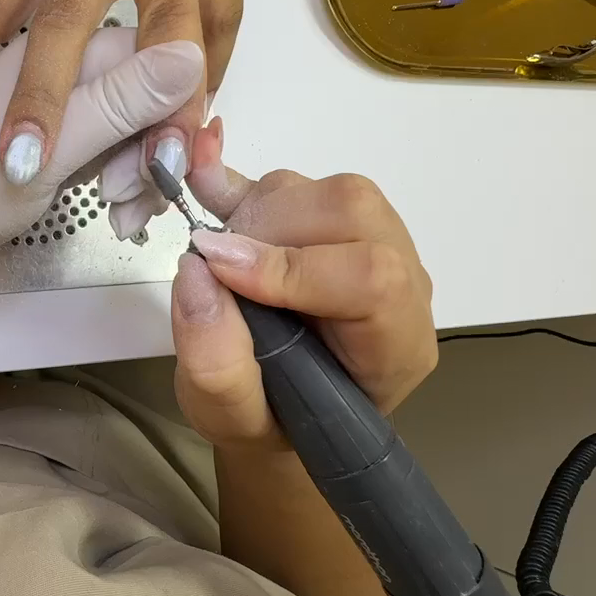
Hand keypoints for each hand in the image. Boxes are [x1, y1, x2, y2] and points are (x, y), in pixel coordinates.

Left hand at [0, 29, 201, 294]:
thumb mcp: (48, 151)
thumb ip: (116, 103)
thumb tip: (189, 54)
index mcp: (58, 43)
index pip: (153, 53)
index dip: (172, 110)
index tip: (162, 167)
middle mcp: (64, 58)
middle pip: (148, 88)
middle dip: (155, 147)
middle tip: (129, 199)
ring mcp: (62, 94)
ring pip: (135, 121)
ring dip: (140, 169)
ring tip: (120, 213)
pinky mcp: (61, 128)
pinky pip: (114, 142)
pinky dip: (123, 176)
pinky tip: (116, 207)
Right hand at [168, 120, 437, 449]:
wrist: (275, 401)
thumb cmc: (265, 419)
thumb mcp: (230, 418)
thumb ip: (217, 364)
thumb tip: (199, 269)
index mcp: (394, 342)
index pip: (372, 278)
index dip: (292, 267)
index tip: (219, 271)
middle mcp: (396, 278)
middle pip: (353, 212)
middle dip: (269, 229)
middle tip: (217, 264)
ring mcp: (365, 239)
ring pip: (323, 189)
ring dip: (256, 209)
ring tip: (221, 253)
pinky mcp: (319, 216)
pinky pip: (287, 180)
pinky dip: (236, 177)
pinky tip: (200, 176)